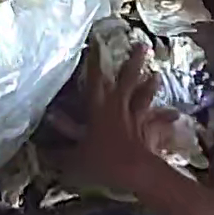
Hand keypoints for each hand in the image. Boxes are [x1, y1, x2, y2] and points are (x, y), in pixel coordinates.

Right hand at [66, 43, 176, 199]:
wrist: (136, 173)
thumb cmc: (104, 161)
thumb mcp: (74, 159)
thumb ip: (57, 153)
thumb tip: (37, 151)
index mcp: (99, 107)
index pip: (94, 79)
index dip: (93, 60)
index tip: (96, 41)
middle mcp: (119, 106)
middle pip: (128, 80)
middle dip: (134, 62)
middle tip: (142, 45)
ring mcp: (138, 118)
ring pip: (145, 97)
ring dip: (151, 86)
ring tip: (158, 74)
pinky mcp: (152, 132)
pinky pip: (161, 124)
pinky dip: (167, 119)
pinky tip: (177, 114)